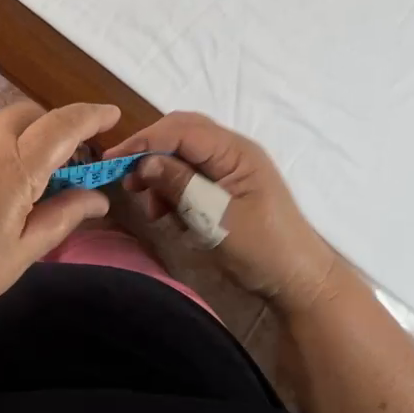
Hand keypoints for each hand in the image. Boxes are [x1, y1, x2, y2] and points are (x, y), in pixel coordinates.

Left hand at [0, 102, 117, 352]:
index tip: (113, 115)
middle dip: (54, 126)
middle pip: (29, 114)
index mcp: (12, 168)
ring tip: (27, 179)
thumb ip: (62, 216)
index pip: (62, 124)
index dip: (91, 115)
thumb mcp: (21, 255)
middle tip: (67, 161)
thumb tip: (98, 197)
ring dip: (22, 137)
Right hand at [105, 112, 340, 312]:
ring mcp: (230, 169)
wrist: (299, 282)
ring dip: (161, 176)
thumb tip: (144, 161)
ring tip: (152, 209)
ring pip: (183, 155)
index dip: (146, 140)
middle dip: (151, 154)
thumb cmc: (263, 250)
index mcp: (236, 151)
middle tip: (127, 181)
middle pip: (181, 135)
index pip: (183, 130)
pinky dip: (173, 191)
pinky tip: (168, 215)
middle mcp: (232, 151)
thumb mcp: (217, 219)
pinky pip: (191, 176)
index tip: (114, 160)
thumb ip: (181, 185)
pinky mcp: (226, 188)